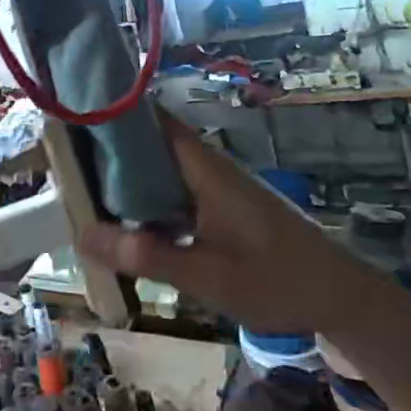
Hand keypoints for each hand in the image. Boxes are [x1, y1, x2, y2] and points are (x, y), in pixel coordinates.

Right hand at [80, 114, 379, 334]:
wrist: (340, 296)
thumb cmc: (277, 281)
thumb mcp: (207, 277)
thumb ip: (147, 255)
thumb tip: (84, 235)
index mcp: (207, 170)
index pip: (157, 122)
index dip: (119, 114)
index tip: (79, 117)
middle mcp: (212, 168)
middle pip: (156, 142)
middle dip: (115, 148)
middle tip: (70, 162)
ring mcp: (221, 186)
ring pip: (167, 167)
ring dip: (133, 174)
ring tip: (88, 187)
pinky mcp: (227, 205)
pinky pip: (180, 188)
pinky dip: (153, 196)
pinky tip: (133, 220)